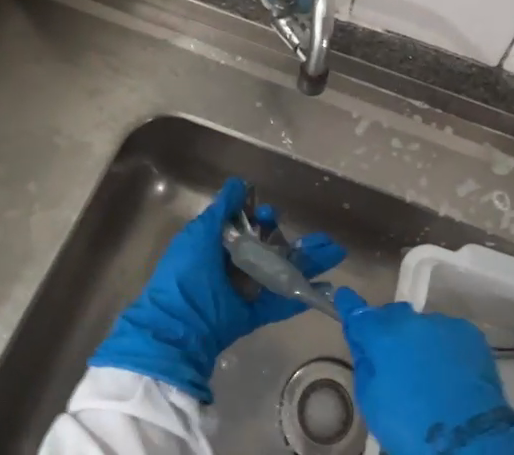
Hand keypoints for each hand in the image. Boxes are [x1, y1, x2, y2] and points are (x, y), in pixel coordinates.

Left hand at [90, 178, 345, 402]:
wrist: (178, 329)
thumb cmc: (186, 274)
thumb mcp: (200, 234)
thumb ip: (222, 209)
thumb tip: (239, 183)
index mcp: (216, 246)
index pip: (245, 227)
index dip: (261, 218)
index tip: (270, 214)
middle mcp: (232, 266)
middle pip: (269, 249)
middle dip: (294, 240)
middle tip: (320, 235)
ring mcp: (245, 291)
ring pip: (281, 271)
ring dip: (308, 262)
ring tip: (335, 252)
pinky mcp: (254, 315)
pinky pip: (281, 302)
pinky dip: (302, 295)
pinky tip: (326, 286)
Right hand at [334, 288, 513, 454]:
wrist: (469, 439)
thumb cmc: (411, 426)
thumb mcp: (372, 401)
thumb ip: (366, 365)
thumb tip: (367, 347)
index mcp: (384, 336)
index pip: (360, 314)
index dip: (349, 306)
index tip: (344, 297)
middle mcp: (413, 321)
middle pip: (394, 317)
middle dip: (388, 331)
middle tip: (391, 358)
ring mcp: (444, 324)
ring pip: (423, 327)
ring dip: (419, 342)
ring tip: (428, 373)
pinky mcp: (470, 334)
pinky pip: (448, 335)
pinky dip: (444, 349)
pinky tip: (450, 374)